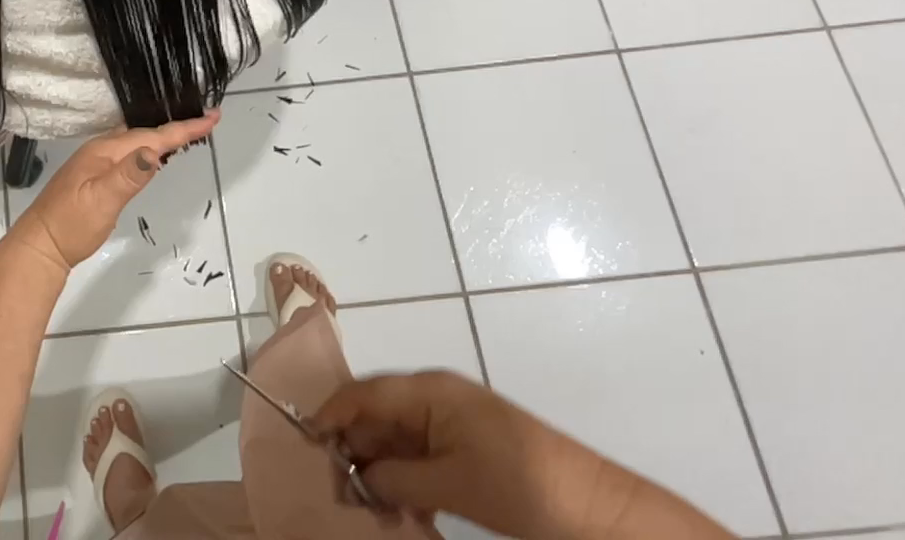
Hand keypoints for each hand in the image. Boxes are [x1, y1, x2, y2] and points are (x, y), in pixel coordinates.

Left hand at [7, 111, 219, 271]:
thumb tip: (154, 151)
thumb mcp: (102, 201)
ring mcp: (96, 163)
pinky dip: (148, 150)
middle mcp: (101, 151)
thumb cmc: (72, 225)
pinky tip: (154, 156)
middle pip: (145, 133)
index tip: (212, 118)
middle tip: (207, 122)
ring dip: (162, 137)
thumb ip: (129, 176)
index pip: (151, 137)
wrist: (41, 245)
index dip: (183, 129)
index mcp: (105, 152)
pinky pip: (129, 154)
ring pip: (136, 142)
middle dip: (176, 128)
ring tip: (187, 133)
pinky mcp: (95, 176)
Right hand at [310, 372, 637, 539]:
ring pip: (396, 440)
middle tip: (337, 491)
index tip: (305, 445)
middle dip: (354, 450)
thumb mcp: (452, 485)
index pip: (362, 393)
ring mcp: (452, 422)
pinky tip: (403, 513)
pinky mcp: (468, 447)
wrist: (599, 510)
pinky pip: (420, 457)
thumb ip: (395, 478)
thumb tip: (357, 478)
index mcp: (429, 390)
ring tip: (370, 510)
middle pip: (376, 416)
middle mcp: (435, 397)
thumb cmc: (521, 486)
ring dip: (380, 472)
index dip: (330, 416)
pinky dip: (406, 481)